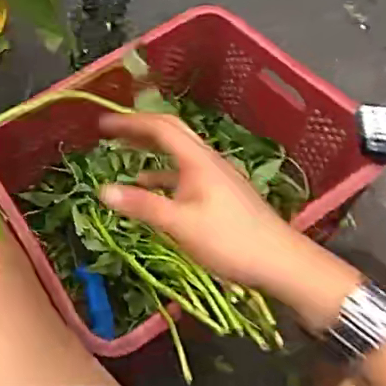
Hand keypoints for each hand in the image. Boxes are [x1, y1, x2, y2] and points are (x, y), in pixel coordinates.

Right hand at [95, 113, 304, 288]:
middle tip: (111, 131)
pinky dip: (163, 173)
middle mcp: (206, 159)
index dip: (128, 123)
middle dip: (139, 128)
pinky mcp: (221, 192)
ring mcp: (216, 175)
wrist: (283, 263)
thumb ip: (141, 205)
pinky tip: (151, 188)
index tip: (102, 125)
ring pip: (178, 151)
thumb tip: (103, 190)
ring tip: (125, 155)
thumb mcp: (179, 224)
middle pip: (170, 132)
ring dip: (151, 149)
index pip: (158, 127)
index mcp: (196, 159)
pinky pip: (185, 172)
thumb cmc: (230, 240)